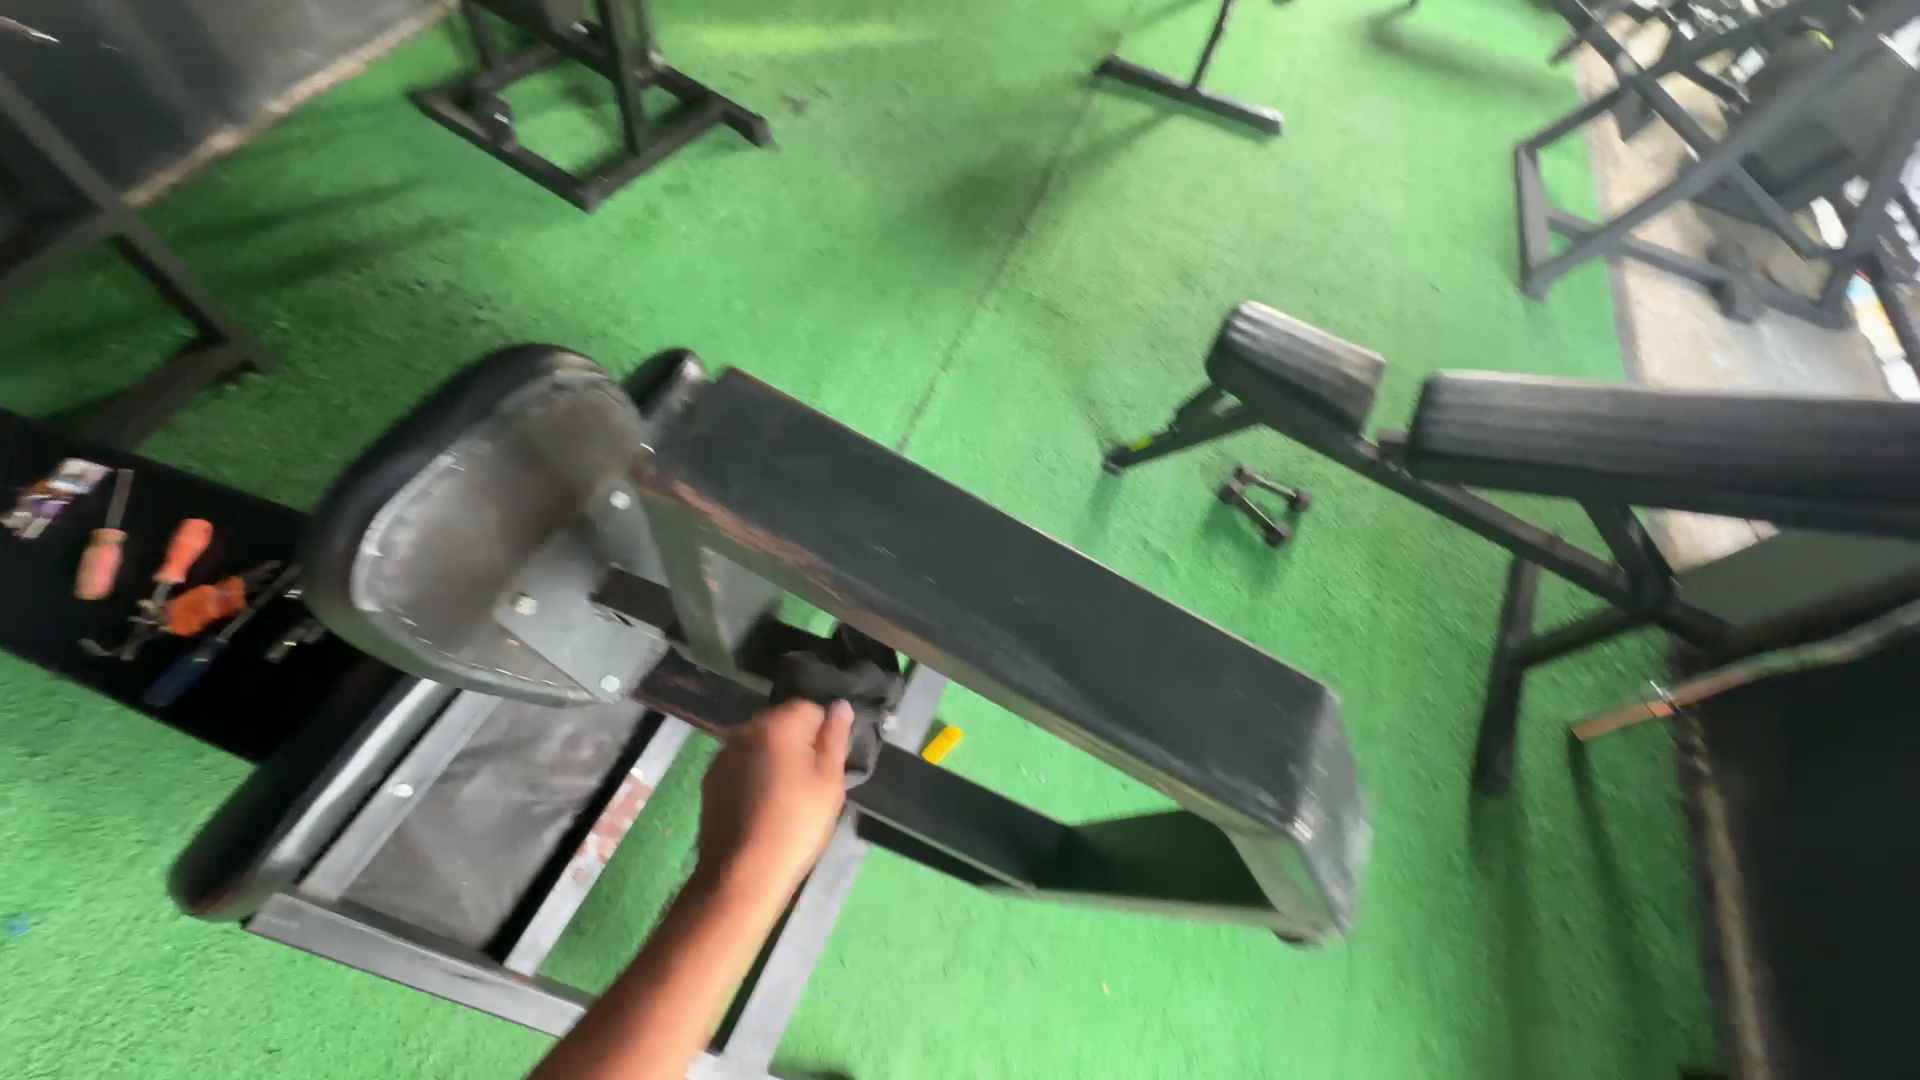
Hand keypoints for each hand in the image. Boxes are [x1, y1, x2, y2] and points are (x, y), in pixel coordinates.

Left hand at [694, 698, 854, 902]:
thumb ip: (835, 737)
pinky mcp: (711, 778)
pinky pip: (743, 763)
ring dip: (776, 757)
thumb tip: (841, 705)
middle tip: (811, 782)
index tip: (828, 764)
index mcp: (778, 724)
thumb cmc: (796, 825)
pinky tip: (762, 804)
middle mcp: (746, 729)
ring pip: (761, 743)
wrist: (741, 875)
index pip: (811, 707)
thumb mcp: (829, 782)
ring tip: (786, 795)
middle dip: (799, 742)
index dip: (824, 732)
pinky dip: (754, 773)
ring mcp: (724, 754)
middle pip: (783, 721)